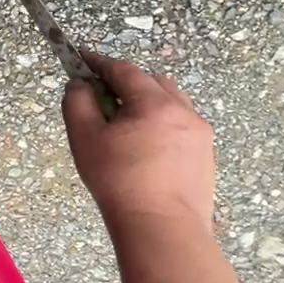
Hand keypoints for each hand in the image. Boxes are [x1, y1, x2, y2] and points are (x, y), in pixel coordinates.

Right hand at [63, 51, 214, 234]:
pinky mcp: (205, 155)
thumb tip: (80, 84)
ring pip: (171, 102)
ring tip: (120, 118)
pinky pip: (179, 124)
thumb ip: (77, 100)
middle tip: (99, 91)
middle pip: (154, 82)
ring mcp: (201, 136)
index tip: (79, 57)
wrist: (162, 225)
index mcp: (156, 105)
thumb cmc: (117, 177)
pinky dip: (158, 120)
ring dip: (144, 100)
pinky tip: (140, 141)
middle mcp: (186, 114)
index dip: (99, 61)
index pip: (125, 70)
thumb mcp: (83, 134)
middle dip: (125, 80)